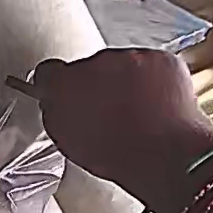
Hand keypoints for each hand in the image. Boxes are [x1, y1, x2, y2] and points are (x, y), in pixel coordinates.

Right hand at [31, 50, 212, 186]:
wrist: (165, 153)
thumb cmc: (116, 153)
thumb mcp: (67, 140)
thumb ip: (56, 110)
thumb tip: (55, 100)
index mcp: (63, 85)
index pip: (48, 71)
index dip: (56, 83)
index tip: (63, 91)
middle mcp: (94, 64)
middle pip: (88, 67)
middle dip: (95, 84)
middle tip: (106, 111)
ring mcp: (130, 58)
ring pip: (122, 64)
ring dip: (124, 80)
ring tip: (135, 111)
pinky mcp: (160, 58)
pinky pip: (151, 64)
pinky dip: (152, 79)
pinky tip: (154, 103)